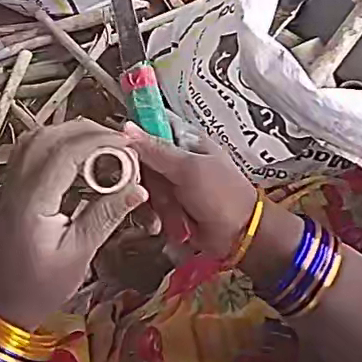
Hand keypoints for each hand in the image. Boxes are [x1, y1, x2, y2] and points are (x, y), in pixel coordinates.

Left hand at [0, 120, 148, 329]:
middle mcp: (17, 185)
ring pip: (38, 136)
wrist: (5, 301)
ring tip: (103, 144)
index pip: (64, 153)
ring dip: (72, 132)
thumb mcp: (79, 254)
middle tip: (120, 143)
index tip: (126, 144)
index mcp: (32, 202)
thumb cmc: (40, 285)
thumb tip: (139, 189)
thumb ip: (106, 216)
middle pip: (50, 136)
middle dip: (88, 132)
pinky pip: (31, 147)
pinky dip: (57, 140)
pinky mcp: (13, 184)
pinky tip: (78, 151)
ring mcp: (11, 182)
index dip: (97, 141)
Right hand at [120, 123, 262, 259]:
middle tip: (152, 192)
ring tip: (170, 214)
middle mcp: (176, 158)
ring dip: (154, 203)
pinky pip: (148, 205)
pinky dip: (154, 217)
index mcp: (185, 140)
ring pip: (143, 185)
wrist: (240, 237)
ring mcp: (171, 183)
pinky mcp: (168, 205)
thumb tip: (126, 127)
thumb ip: (157, 150)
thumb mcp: (189, 169)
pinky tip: (162, 226)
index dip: (134, 133)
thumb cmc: (221, 195)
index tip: (122, 148)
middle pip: (141, 158)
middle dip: (146, 180)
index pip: (151, 124)